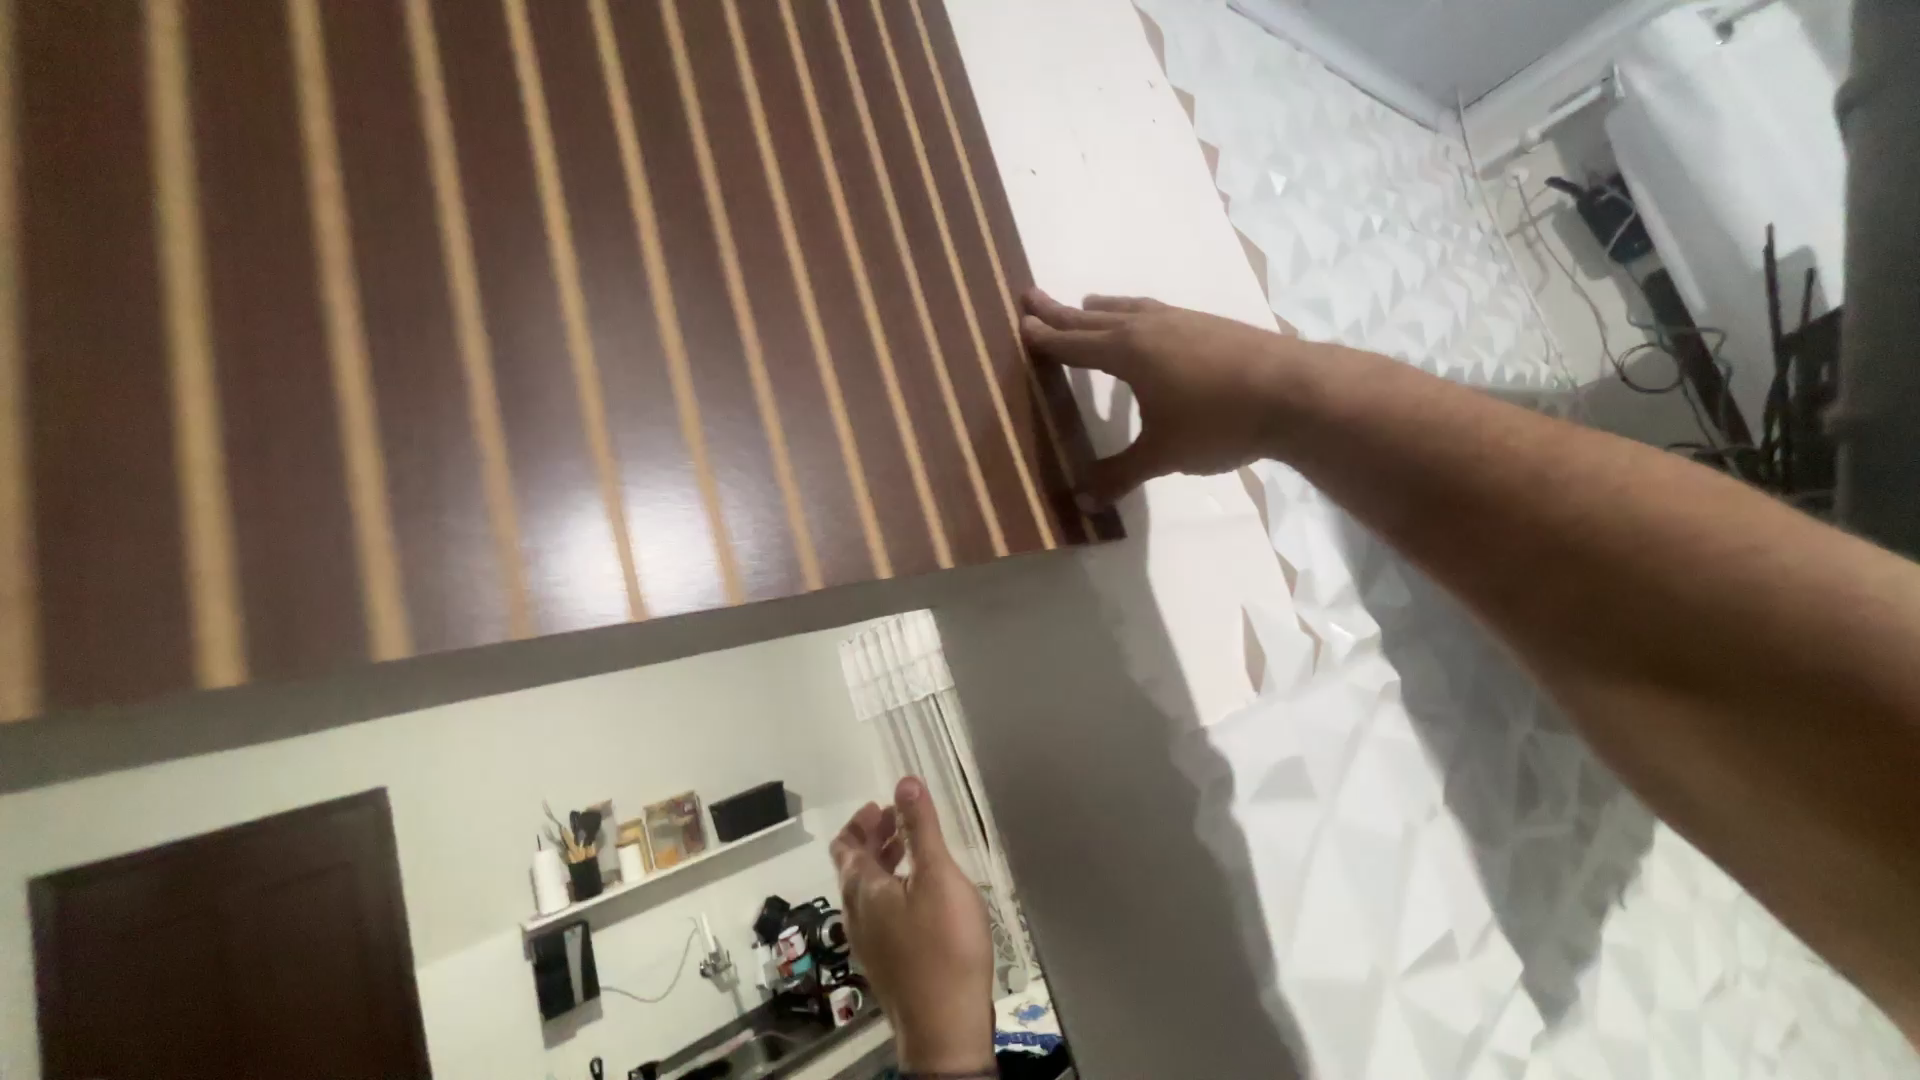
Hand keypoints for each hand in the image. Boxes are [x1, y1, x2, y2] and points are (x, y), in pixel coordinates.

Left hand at [831, 777, 994, 1074]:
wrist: (945, 1029)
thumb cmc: (943, 945)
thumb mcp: (937, 876)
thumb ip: (921, 828)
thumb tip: (904, 781)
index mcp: (862, 890)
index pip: (845, 846)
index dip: (859, 822)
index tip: (881, 805)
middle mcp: (856, 915)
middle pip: (854, 867)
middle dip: (873, 838)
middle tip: (899, 818)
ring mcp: (869, 943)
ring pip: (867, 892)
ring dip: (884, 863)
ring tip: (912, 849)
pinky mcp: (886, 963)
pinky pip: (880, 913)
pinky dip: (892, 889)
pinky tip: (920, 894)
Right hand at [1021, 288, 1316, 503]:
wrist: (1295, 392)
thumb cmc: (1218, 421)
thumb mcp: (1162, 453)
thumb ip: (1120, 474)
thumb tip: (1083, 501)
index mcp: (1128, 352)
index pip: (1075, 344)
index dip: (1047, 339)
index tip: (1022, 324)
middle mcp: (1149, 327)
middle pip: (1094, 318)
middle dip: (1061, 312)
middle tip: (1032, 296)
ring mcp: (1182, 321)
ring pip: (1130, 309)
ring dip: (1102, 308)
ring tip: (1087, 303)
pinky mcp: (1210, 325)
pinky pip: (1157, 312)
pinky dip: (1137, 313)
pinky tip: (1150, 323)